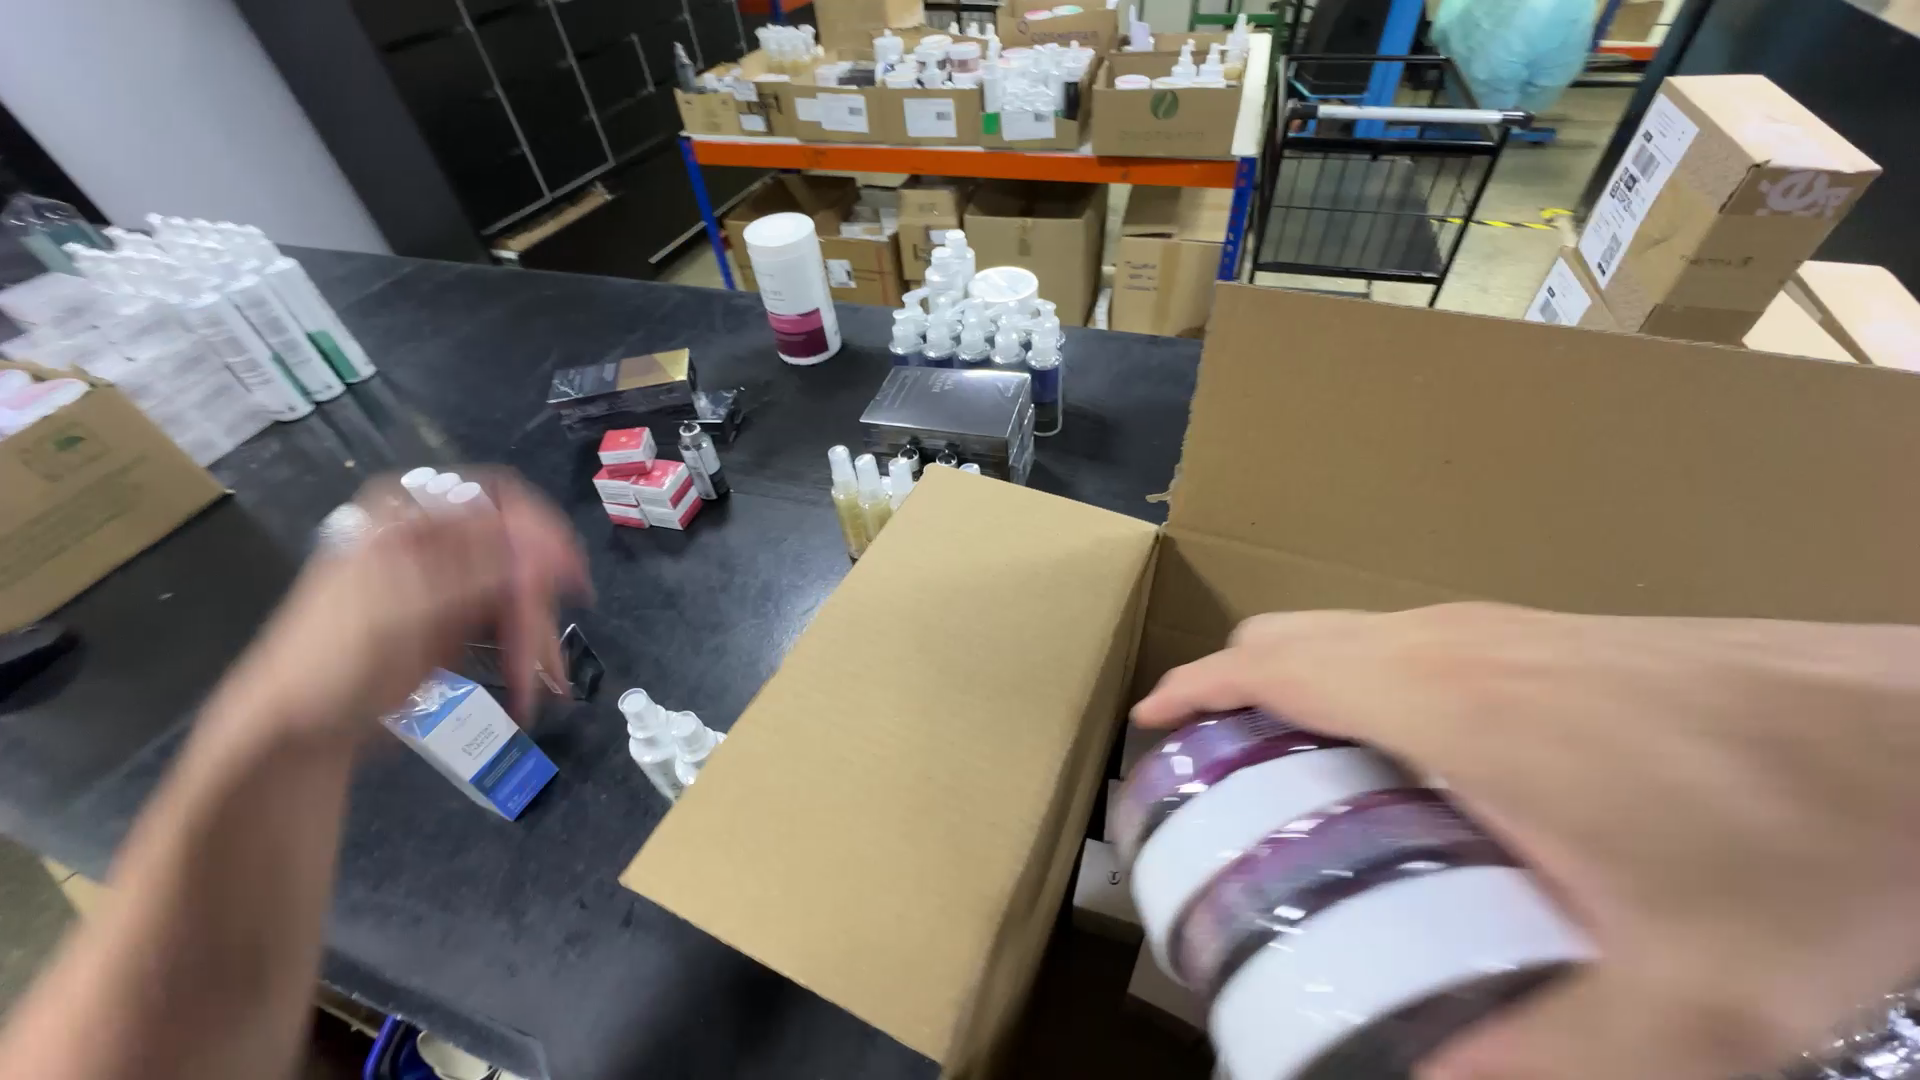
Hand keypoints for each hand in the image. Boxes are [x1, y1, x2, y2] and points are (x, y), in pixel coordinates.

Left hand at [221, 469, 589, 747]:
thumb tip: (548, 548)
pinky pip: (510, 625)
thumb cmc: (332, 661)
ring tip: (539, 684)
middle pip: (518, 553)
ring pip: (521, 594)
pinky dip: (524, 652)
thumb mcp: (404, 609)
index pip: (497, 501)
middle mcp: (436, 543)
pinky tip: (530, 682)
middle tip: (542, 650)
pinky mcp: (458, 621)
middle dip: (536, 605)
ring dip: (534, 637)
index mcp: (409, 520)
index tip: (568, 573)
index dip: (540, 530)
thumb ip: (479, 572)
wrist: (293, 730)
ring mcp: (449, 583)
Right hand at [1133, 603, 1919, 1079]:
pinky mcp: (1534, 626)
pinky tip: (1408, 752)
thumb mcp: (1691, 998)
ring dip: (1291, 679)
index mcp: (1440, 700)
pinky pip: (1394, 637)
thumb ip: (1552, 1060)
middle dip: (1230, 685)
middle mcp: (1444, 640)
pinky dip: (1351, 675)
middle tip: (1222, 768)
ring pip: (1340, 629)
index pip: (1268, 666)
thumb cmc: (1798, 844)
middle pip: (1285, 633)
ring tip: (1296, 765)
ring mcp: (1491, 622)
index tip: (1152, 726)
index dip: (1193, 689)